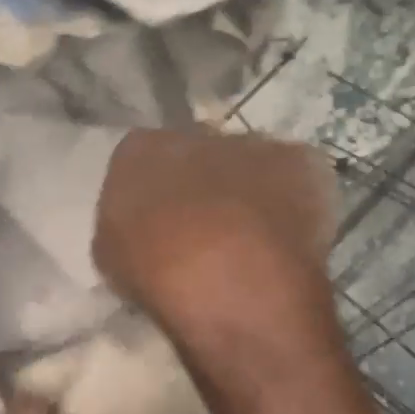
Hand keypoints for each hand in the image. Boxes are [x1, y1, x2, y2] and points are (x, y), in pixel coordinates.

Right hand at [91, 128, 338, 337]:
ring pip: (245, 166)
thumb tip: (145, 218)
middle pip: (196, 156)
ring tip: (245, 243)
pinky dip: (288, 202)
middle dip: (199, 186)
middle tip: (199, 232)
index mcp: (137, 152)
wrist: (229, 279)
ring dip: (244, 194)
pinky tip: (281, 239)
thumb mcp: (111, 254)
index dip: (148, 192)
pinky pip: (292, 180)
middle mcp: (194, 134)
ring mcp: (252, 144)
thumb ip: (125, 222)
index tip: (153, 222)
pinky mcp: (303, 161)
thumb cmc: (154, 272)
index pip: (138, 159)